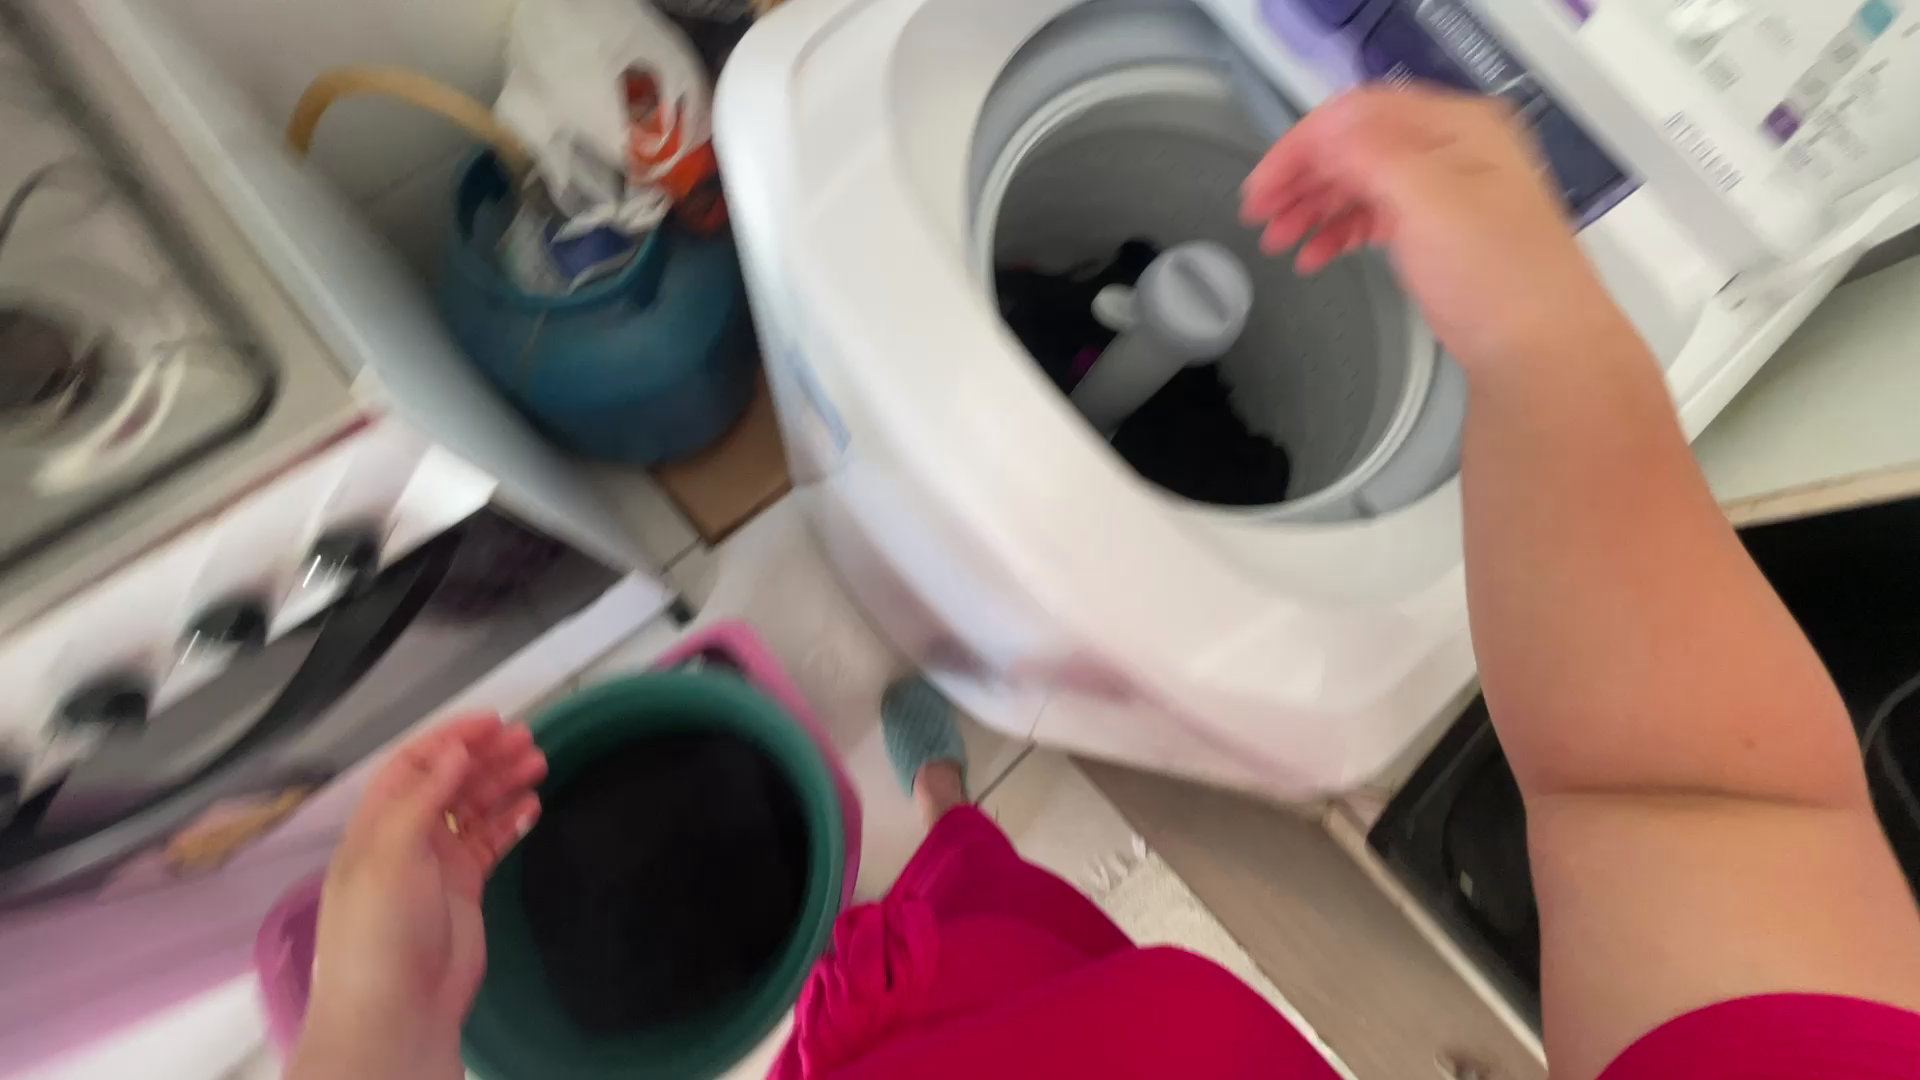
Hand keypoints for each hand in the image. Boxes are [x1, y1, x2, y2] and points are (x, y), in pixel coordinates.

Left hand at [290, 714, 545, 1079]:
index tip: (492, 721)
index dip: (450, 738)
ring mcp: (439, 862)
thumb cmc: (381, 933)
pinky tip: (533, 807)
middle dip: (486, 756)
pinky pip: (493, 839)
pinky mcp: (466, 884)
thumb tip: (454, 752)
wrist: (399, 1009)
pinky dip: (513, 819)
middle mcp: (407, 839)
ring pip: (476, 806)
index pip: (413, 766)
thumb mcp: (391, 858)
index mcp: (378, 828)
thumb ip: (421, 799)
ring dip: (505, 781)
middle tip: (527, 738)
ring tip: (539, 763)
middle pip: (450, 781)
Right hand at [1239, 85, 1632, 373]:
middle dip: (1299, 178)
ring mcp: (1437, 191)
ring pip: (1354, 183)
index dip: (1302, 145)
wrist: (1530, 342)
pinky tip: (1313, 256)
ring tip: (1277, 239)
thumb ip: (1376, 159)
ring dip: (1310, 208)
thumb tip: (1326, 131)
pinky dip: (1333, 233)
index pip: (1358, 115)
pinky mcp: (1427, 228)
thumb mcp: (1432, 204)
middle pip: (1352, 148)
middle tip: (1258, 212)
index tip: (1262, 182)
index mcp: (1454, 130)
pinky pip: (1367, 217)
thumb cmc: (1500, 277)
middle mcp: (1446, 152)